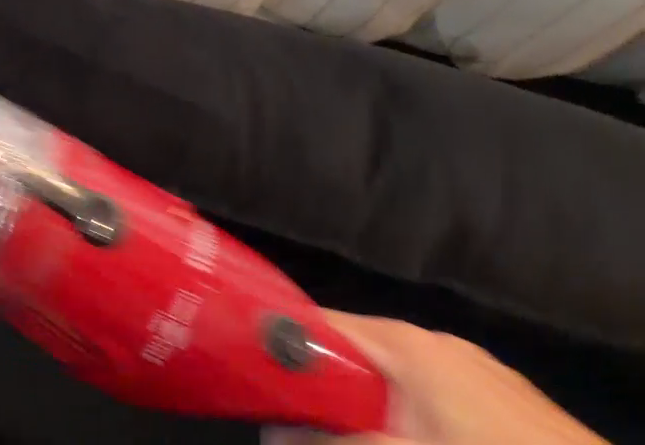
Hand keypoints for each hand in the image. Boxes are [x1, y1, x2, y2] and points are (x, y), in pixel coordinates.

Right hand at [265, 312, 604, 444]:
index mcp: (401, 340)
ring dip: (366, 404)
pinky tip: (414, 442)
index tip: (253, 374)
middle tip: (303, 422)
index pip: (313, 322)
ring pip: (391, 377)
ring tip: (355, 438)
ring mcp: (474, 367)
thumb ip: (330, 442)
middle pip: (350, 352)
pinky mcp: (502, 396)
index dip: (278, 346)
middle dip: (324, 387)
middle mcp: (431, 340)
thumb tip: (269, 433)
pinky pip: (431, 393)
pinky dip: (409, 413)